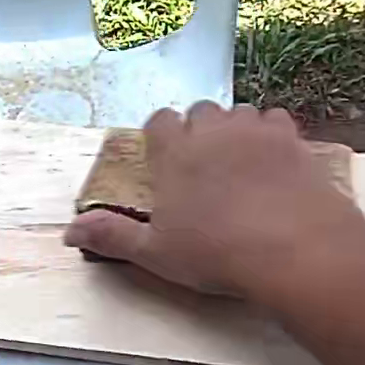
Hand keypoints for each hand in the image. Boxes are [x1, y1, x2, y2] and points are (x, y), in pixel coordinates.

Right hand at [62, 102, 364, 302]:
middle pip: (201, 111)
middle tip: (207, 164)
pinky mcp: (292, 139)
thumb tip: (70, 231)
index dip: (163, 136)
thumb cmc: (218, 253)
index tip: (168, 158)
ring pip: (240, 113)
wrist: (294, 248)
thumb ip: (112, 236)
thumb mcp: (156, 253)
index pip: (159, 121)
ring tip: (242, 162)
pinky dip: (273, 133)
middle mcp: (213, 131)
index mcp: (174, 153)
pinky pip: (276, 120)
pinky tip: (276, 158)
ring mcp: (255, 130)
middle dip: (201, 130)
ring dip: (237, 129)